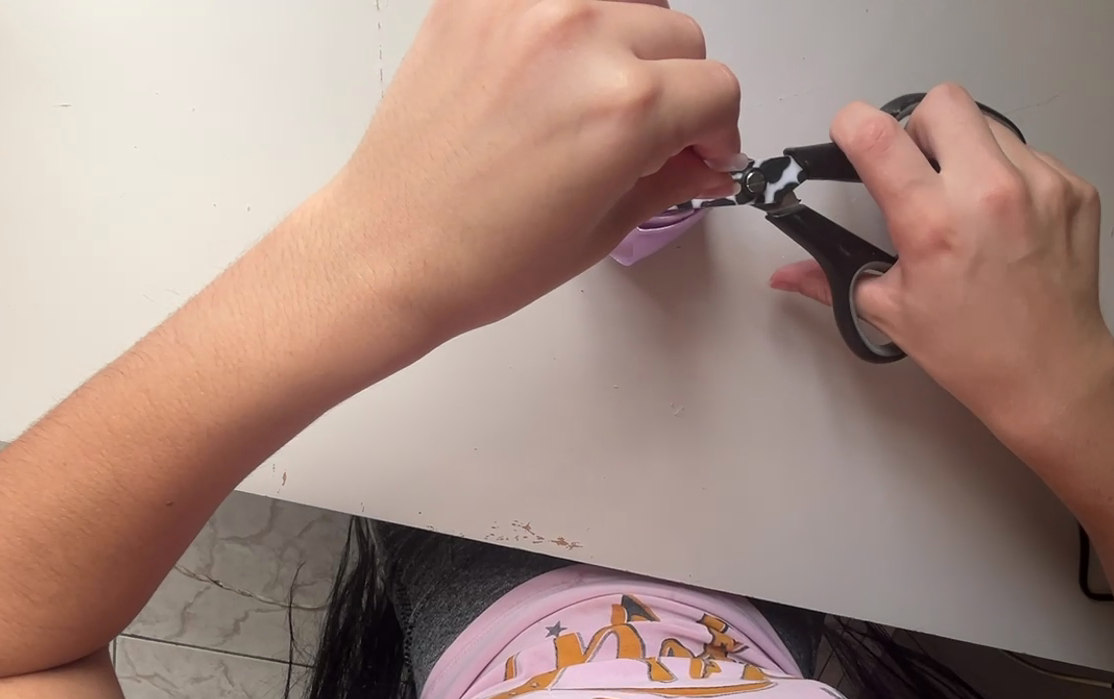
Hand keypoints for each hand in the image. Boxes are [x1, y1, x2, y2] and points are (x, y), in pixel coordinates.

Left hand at [314, 0, 741, 350]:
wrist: (393, 249)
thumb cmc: (481, 258)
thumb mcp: (600, 232)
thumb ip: (668, 182)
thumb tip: (707, 163)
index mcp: (623, 109)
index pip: (718, 91)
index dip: (720, 132)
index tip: (704, 151)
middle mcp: (580, 38)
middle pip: (683, 37)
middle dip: (683, 90)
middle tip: (656, 136)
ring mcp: (525, 7)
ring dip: (633, 46)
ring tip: (602, 100)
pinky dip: (573, 28)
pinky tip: (554, 75)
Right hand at [771, 84, 1113, 443]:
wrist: (1047, 372)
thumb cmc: (967, 350)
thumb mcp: (888, 312)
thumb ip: (829, 281)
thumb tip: (785, 275)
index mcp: (932, 224)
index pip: (878, 136)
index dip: (852, 125)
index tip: (848, 135)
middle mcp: (989, 191)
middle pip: (941, 102)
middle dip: (916, 129)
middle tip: (915, 173)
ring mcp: (1040, 182)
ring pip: (987, 125)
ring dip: (963, 153)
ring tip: (962, 207)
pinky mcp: (1073, 187)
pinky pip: (1027, 154)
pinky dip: (1005, 176)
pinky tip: (1001, 223)